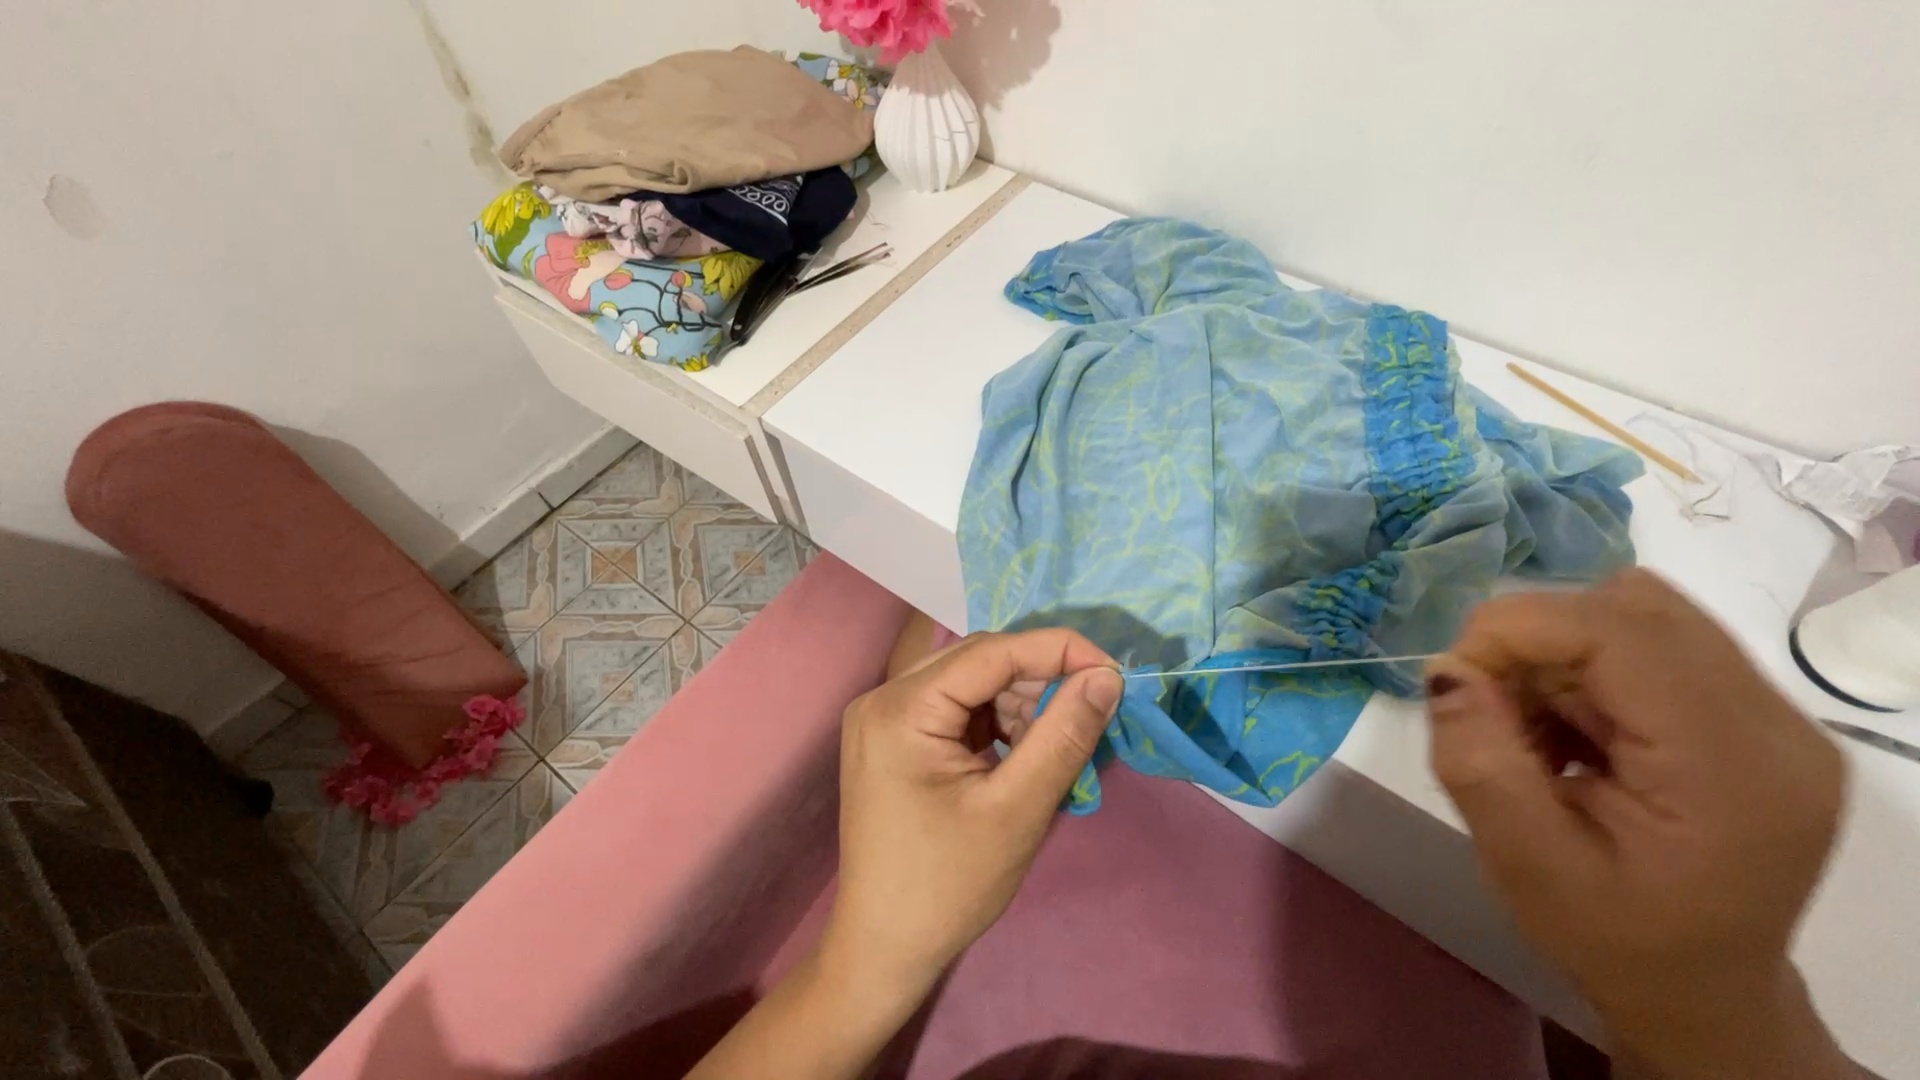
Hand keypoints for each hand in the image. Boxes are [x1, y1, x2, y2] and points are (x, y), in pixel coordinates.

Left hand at [822, 628, 1123, 996]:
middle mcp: (884, 698)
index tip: (1113, 672)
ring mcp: (884, 718)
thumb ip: (1064, 735)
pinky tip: (1025, 749)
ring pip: (971, 682)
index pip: (990, 652)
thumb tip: (1107, 677)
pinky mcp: (895, 738)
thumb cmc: (949, 885)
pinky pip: (957, 708)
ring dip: (1020, 701)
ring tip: (1057, 741)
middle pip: (978, 662)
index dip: (1056, 651)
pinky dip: (998, 720)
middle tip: (1091, 709)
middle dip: (1039, 679)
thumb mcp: (1018, 809)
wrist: (885, 947)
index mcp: (900, 709)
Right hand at [1425, 569, 1850, 1077]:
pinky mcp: (1747, 713)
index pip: (1621, 631)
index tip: (1455, 680)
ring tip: (1532, 725)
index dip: (1518, 629)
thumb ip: (1480, 763)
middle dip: (1533, 638)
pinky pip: (1647, 641)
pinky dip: (1581, 667)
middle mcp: (1773, 723)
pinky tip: (1567, 730)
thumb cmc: (1608, 938)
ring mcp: (1770, 715)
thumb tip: (1447, 670)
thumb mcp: (1524, 863)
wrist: (1697, 991)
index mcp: (1730, 768)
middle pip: (1632, 608)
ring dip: (1555, 652)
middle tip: (1491, 707)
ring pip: (1636, 614)